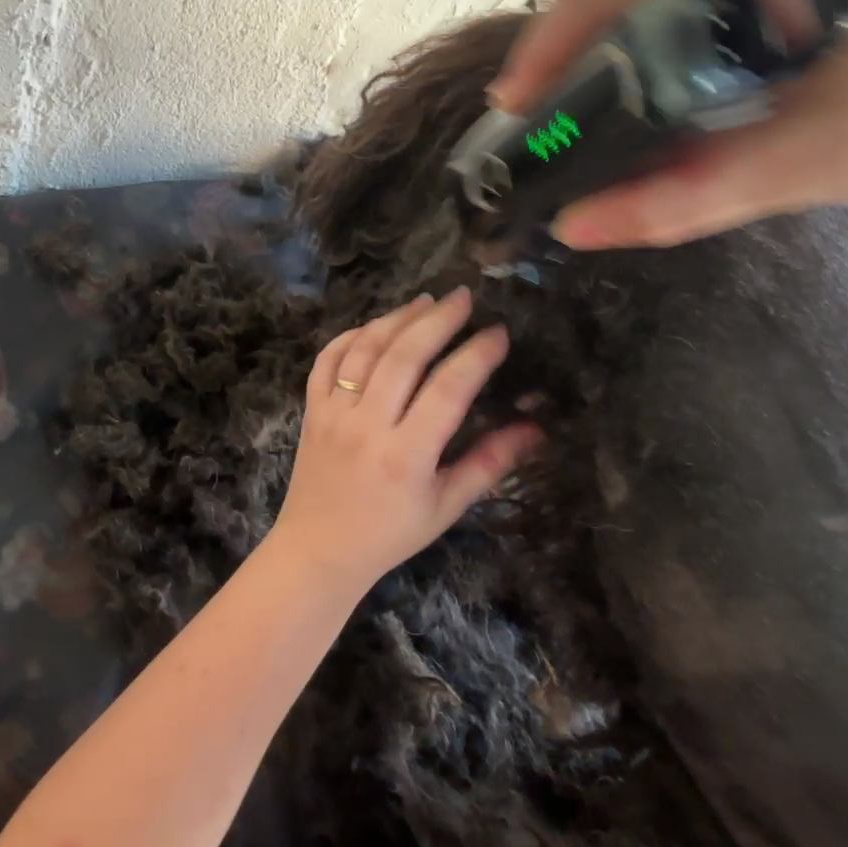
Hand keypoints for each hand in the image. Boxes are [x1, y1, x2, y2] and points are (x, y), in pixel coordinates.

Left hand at [267, 287, 539, 590]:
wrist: (319, 548)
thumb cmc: (389, 532)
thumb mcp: (446, 506)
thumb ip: (488, 464)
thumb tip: (536, 429)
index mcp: (406, 454)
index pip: (447, 390)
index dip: (476, 356)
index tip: (498, 332)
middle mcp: (367, 426)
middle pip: (403, 358)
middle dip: (436, 321)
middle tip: (463, 297)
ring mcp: (333, 414)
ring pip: (364, 351)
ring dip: (396, 320)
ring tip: (425, 301)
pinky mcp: (311, 411)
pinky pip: (327, 361)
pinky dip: (350, 337)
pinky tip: (374, 326)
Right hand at [488, 0, 847, 249]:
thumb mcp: (811, 163)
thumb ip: (684, 199)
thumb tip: (575, 227)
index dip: (551, 37)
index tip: (515, 103)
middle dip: (565, 25)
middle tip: (537, 98)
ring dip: (605, 16)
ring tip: (578, 85)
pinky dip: (651, 15)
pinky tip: (651, 67)